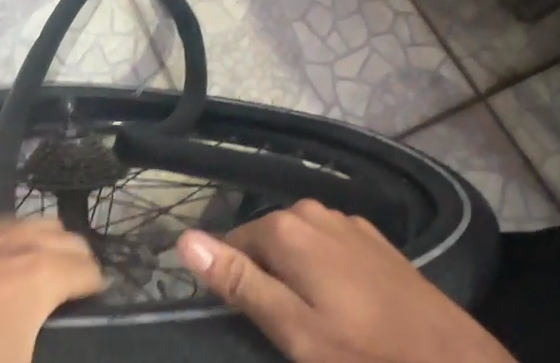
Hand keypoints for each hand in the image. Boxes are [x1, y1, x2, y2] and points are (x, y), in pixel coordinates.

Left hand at [0, 218, 103, 362]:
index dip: (96, 289)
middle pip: (50, 233)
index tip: (96, 311)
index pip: (85, 266)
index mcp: (30, 277)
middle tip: (70, 297)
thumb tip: (24, 346)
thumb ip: (27, 348)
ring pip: (4, 231)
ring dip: (22, 253)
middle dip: (67, 259)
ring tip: (25, 290)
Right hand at [177, 200, 516, 362]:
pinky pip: (329, 249)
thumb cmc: (367, 355)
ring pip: (298, 245)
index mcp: (287, 229)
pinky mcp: (374, 240)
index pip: (232, 244)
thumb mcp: (294, 331)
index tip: (246, 321)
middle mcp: (313, 212)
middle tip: (284, 331)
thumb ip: (239, 283)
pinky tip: (344, 310)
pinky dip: (324, 274)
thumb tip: (184, 240)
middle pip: (266, 242)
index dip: (233, 282)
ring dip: (296, 278)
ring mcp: (348, 223)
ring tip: (314, 325)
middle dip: (266, 279)